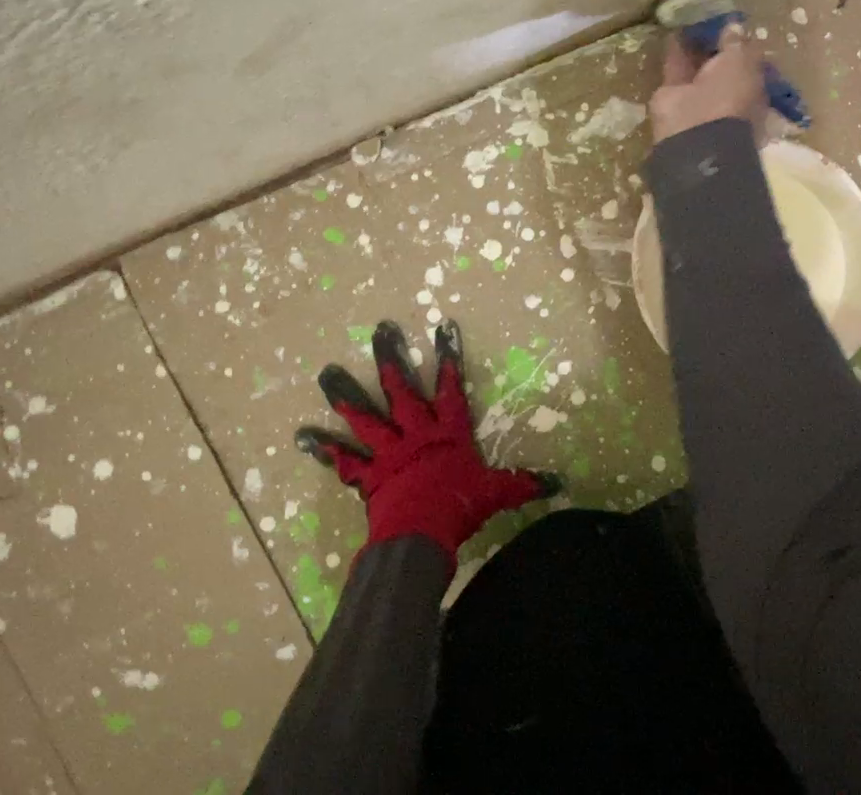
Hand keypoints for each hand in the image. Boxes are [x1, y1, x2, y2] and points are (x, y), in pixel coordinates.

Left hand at [296, 320, 560, 574]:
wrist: (420, 533)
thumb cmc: (461, 507)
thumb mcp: (498, 494)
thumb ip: (524, 484)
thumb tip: (558, 484)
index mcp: (448, 432)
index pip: (450, 387)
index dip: (448, 357)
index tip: (442, 327)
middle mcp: (416, 433)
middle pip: (401, 390)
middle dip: (391, 360)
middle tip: (381, 331)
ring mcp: (388, 452)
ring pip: (365, 417)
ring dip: (345, 395)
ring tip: (326, 373)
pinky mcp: (368, 475)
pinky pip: (343, 459)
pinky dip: (323, 448)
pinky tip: (301, 435)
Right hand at [649, 23, 768, 143]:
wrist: (695, 131)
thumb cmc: (730, 96)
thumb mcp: (741, 62)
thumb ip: (737, 43)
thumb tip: (735, 26)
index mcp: (752, 89)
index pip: (748, 62)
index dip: (740, 42)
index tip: (732, 21)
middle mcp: (727, 93)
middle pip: (721, 63)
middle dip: (716, 44)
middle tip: (708, 17)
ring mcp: (700, 96)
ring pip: (698, 65)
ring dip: (694, 45)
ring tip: (689, 18)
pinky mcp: (675, 95)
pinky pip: (677, 68)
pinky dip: (675, 51)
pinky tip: (672, 30)